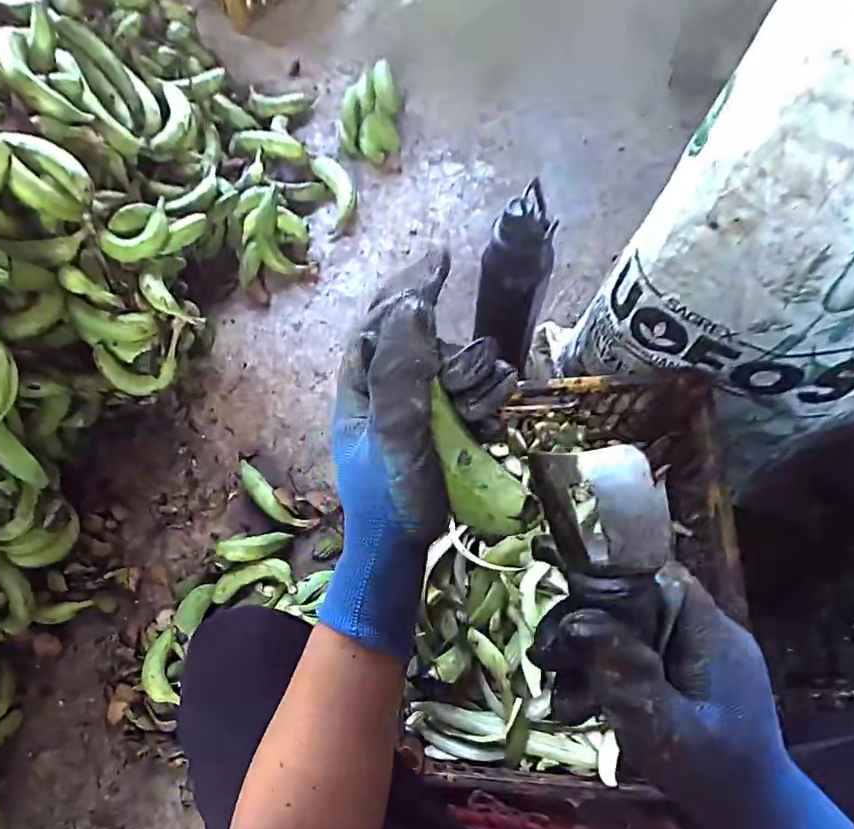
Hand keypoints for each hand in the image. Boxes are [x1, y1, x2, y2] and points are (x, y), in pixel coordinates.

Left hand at [323, 250, 518, 655]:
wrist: (405, 545)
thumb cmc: (386, 495)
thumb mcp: (387, 434)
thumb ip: (399, 371)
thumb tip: (414, 306)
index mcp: (363, 381)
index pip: (385, 319)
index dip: (411, 287)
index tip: (442, 259)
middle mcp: (395, 385)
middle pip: (433, 339)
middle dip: (452, 359)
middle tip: (455, 391)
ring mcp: (426, 405)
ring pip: (465, 364)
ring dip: (476, 386)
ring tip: (468, 419)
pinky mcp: (453, 424)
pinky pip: (482, 394)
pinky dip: (489, 406)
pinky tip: (484, 429)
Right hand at [534, 565, 853, 828]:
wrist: (755, 814)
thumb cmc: (713, 773)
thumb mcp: (663, 728)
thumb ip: (625, 674)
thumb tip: (578, 621)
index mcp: (710, 635)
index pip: (661, 578)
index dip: (612, 580)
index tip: (569, 604)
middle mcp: (704, 634)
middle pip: (637, 603)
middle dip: (588, 626)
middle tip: (549, 657)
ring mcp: (696, 654)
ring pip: (630, 630)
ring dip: (590, 656)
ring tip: (561, 692)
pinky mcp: (685, 673)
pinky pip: (638, 655)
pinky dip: (606, 674)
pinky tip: (581, 704)